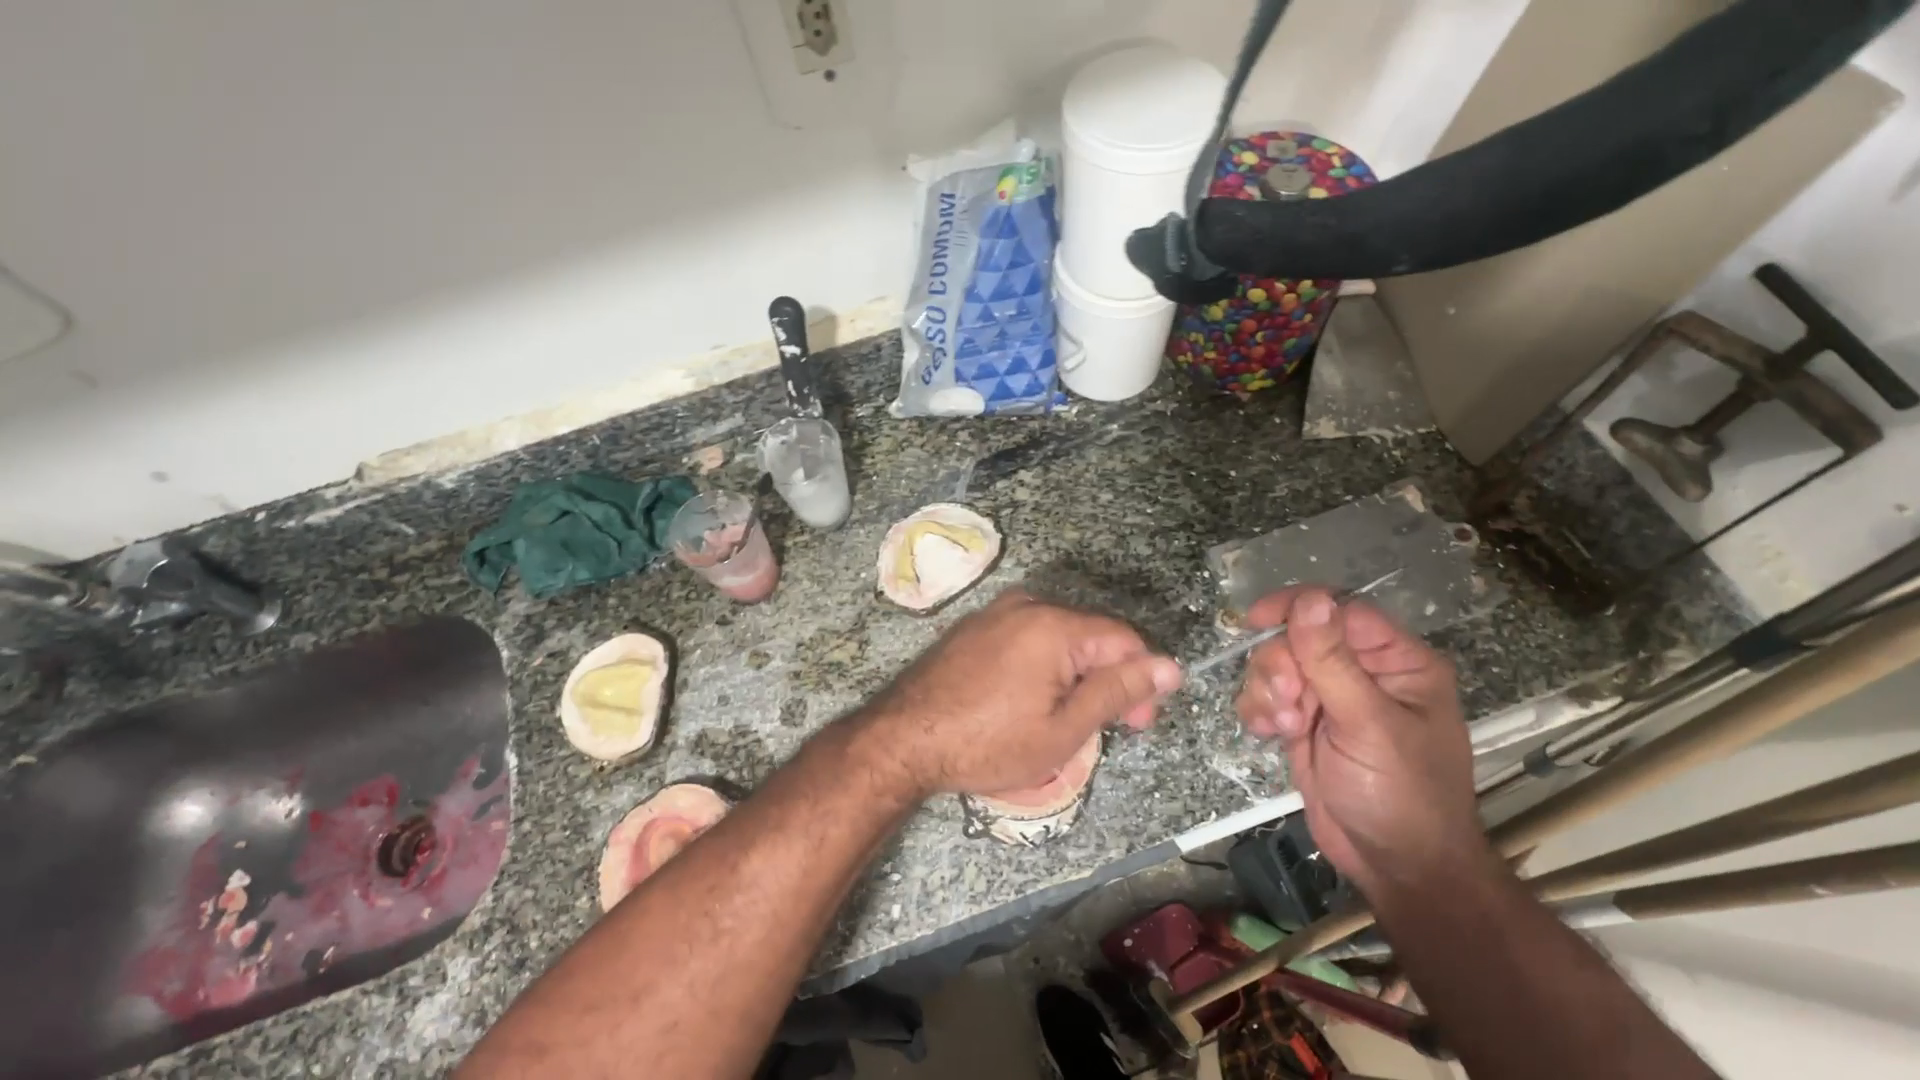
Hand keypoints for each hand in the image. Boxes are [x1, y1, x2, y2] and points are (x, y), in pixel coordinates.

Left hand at [858, 590, 1182, 799]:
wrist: (900, 741)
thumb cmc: (986, 743)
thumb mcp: (1063, 729)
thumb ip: (1117, 692)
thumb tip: (1169, 666)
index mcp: (1053, 625)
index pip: (1124, 640)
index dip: (1141, 681)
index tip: (1137, 723)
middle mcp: (1027, 605)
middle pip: (1091, 637)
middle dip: (1106, 681)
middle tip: (1101, 730)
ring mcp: (996, 613)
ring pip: (1060, 640)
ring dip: (1074, 678)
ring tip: (1061, 724)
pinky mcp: (975, 629)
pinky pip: (1027, 641)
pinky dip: (1042, 670)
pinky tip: (1028, 706)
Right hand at [1235, 588, 1489, 895]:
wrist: (1396, 867)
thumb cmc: (1402, 793)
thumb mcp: (1368, 723)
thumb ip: (1332, 660)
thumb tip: (1308, 599)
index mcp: (1398, 661)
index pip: (1341, 612)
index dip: (1297, 610)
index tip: (1255, 621)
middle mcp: (1364, 672)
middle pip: (1299, 637)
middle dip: (1280, 666)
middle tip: (1285, 703)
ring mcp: (1331, 700)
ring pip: (1277, 666)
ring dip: (1267, 691)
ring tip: (1282, 726)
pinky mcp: (1305, 725)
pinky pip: (1267, 698)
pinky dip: (1258, 710)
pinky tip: (1268, 733)